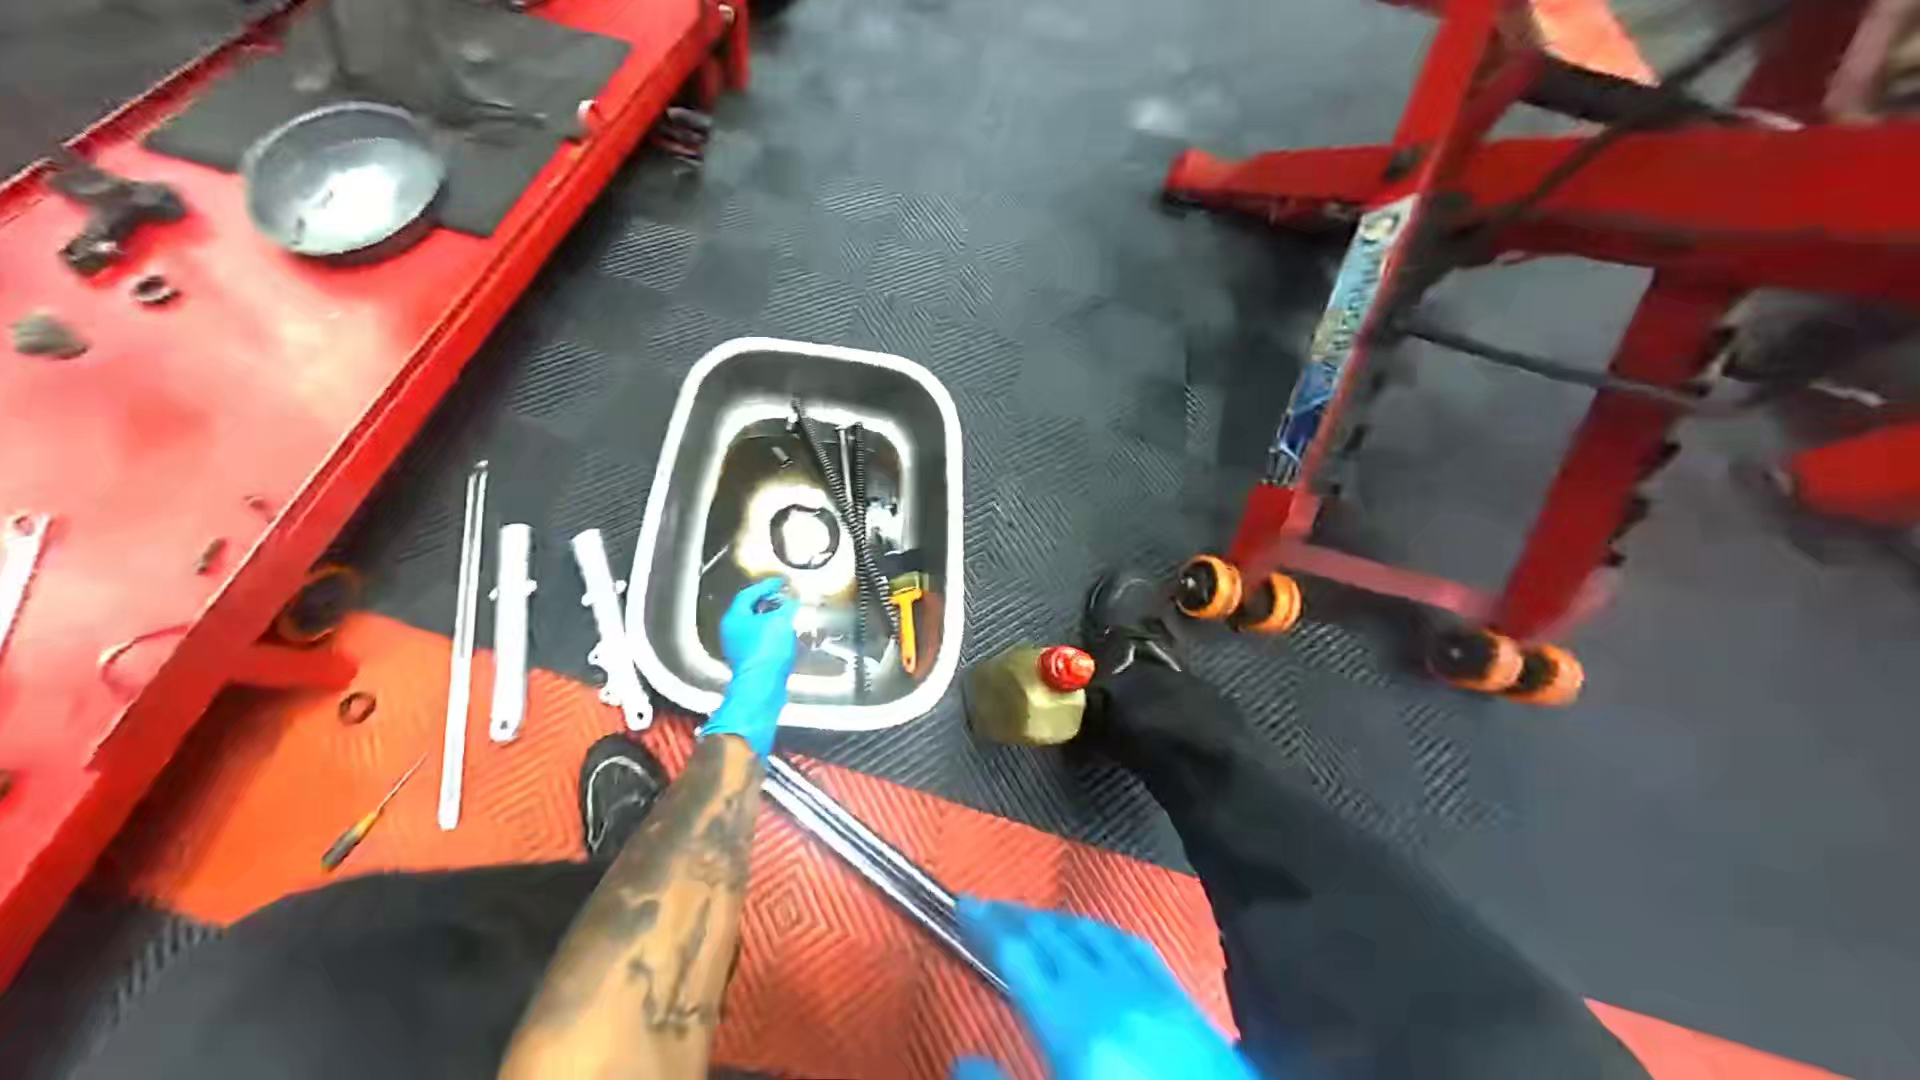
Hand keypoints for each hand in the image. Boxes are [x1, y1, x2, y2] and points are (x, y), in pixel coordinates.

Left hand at [699, 577, 797, 757]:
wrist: (762, 687)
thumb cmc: (766, 652)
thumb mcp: (781, 621)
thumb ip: (788, 605)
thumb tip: (792, 597)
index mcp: (734, 618)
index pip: (749, 593)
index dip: (766, 585)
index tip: (780, 582)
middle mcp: (732, 632)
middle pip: (751, 610)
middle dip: (769, 603)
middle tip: (784, 597)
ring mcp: (739, 648)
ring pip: (756, 626)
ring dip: (772, 620)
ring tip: (788, 616)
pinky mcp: (749, 661)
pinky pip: (761, 641)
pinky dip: (773, 635)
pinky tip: (786, 637)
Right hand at [956, 897, 1258, 1079]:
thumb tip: (962, 1060)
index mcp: (1072, 1028)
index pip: (1019, 957)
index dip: (987, 927)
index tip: (964, 905)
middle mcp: (1106, 993)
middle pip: (1051, 936)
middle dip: (1014, 916)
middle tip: (986, 907)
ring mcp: (1146, 990)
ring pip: (1088, 933)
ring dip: (1053, 919)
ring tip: (1029, 917)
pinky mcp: (1179, 999)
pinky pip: (1129, 943)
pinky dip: (1098, 929)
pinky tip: (1092, 931)